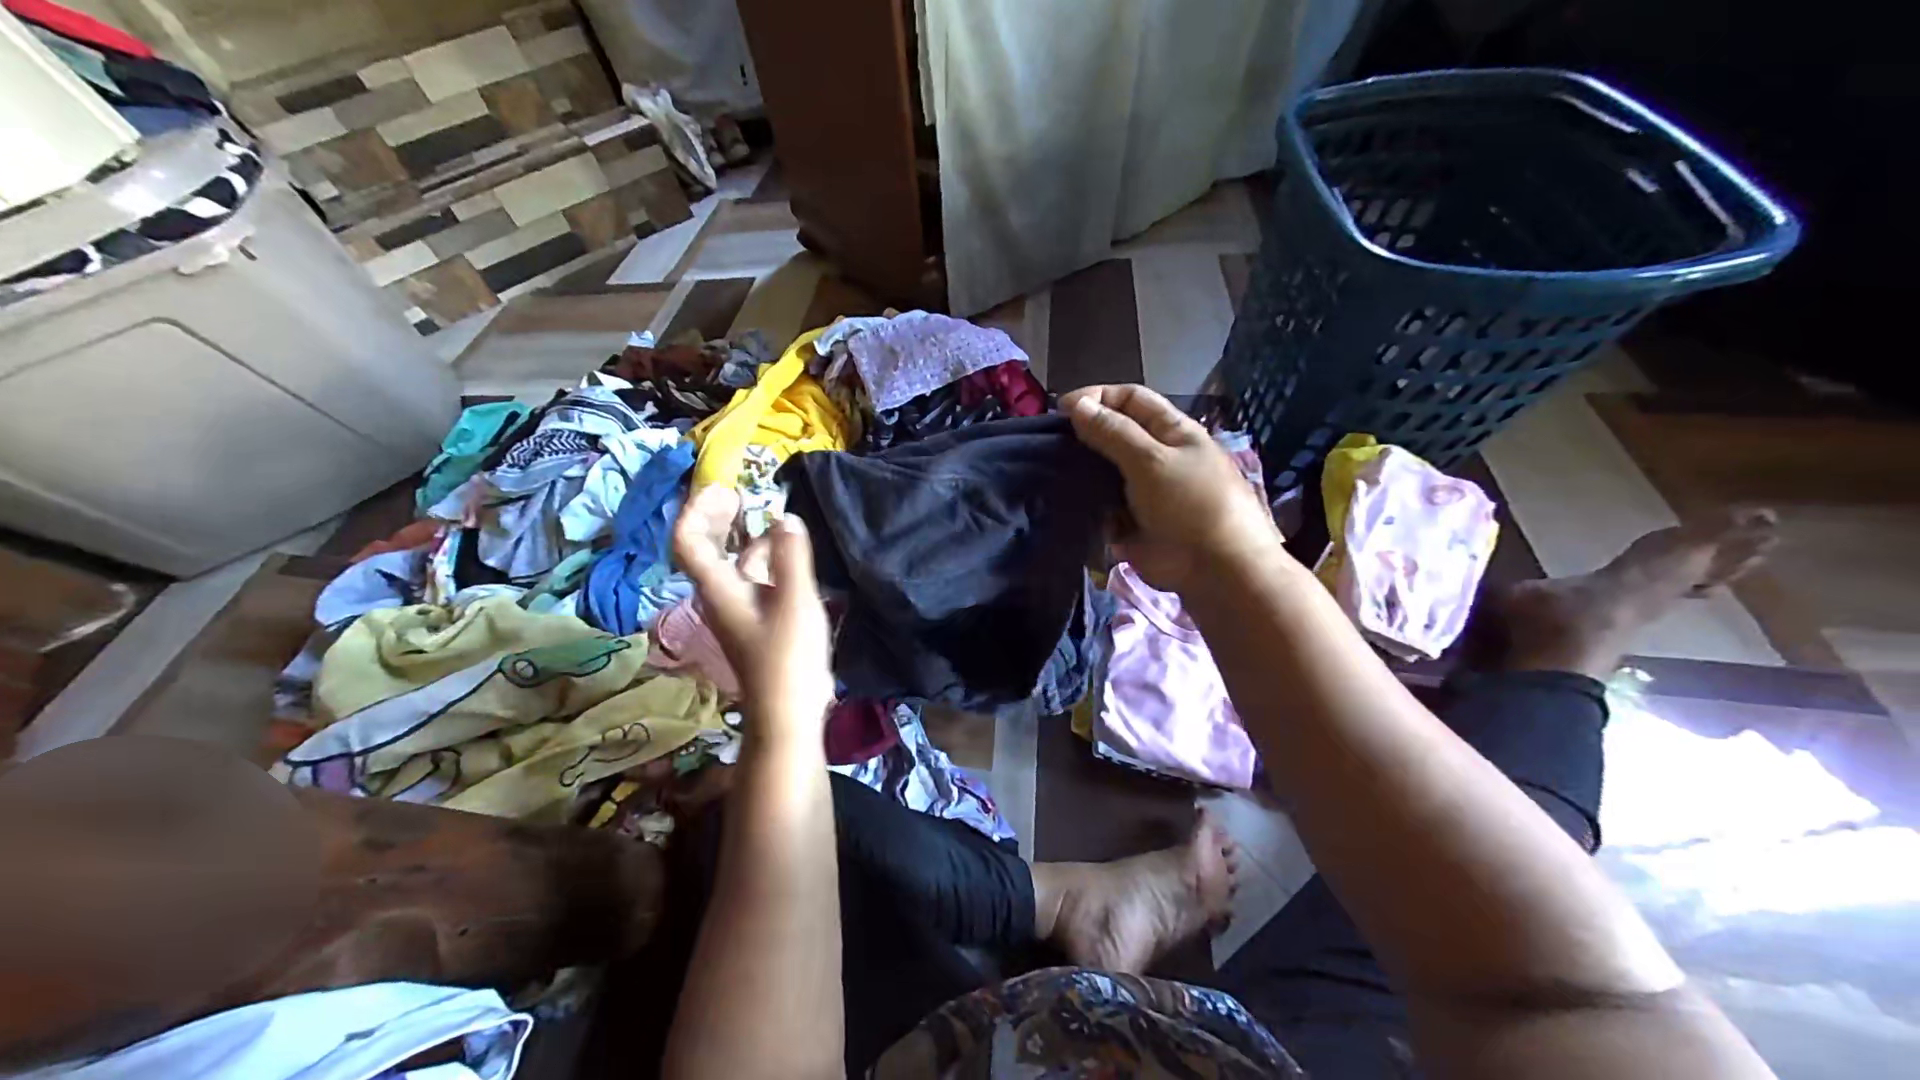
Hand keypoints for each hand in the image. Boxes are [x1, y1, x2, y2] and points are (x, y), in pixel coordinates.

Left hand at [673, 486, 833, 744]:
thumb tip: (783, 517)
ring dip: (743, 536)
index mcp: (719, 588)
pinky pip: (752, 579)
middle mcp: (720, 595)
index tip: (726, 489)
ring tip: (771, 517)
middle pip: (703, 548)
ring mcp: (737, 609)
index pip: (688, 541)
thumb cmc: (788, 657)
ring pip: (731, 563)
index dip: (698, 509)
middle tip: (738, 494)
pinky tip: (789, 555)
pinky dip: (764, 559)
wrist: (789, 712)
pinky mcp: (756, 621)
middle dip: (716, 516)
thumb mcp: (795, 600)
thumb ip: (790, 556)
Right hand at [1063, 384, 1285, 591]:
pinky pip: (1101, 505)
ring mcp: (1142, 490)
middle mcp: (1156, 455)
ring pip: (1103, 470)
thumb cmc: (1191, 504)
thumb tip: (1077, 406)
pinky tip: (1062, 502)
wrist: (1214, 570)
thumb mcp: (1152, 460)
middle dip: (1084, 434)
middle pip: (1114, 434)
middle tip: (1049, 442)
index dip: (1098, 397)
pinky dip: (1085, 503)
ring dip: (1081, 470)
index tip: (1061, 409)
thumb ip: (1113, 432)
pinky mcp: (1130, 521)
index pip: (1130, 399)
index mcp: (1171, 431)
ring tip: (1049, 470)